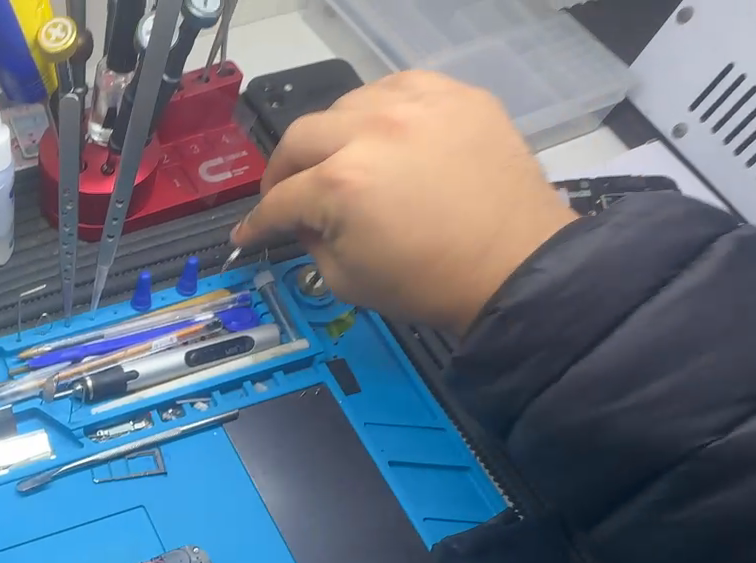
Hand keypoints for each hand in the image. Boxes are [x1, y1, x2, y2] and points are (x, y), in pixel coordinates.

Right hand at [231, 71, 578, 335]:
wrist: (509, 265)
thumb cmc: (422, 282)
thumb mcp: (343, 277)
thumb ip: (310, 240)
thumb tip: (300, 222)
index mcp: (340, 185)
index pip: (278, 200)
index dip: (256, 223)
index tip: (246, 234)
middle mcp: (372, 132)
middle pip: (300, 138)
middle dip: (280, 173)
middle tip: (284, 197)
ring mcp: (418, 106)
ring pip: (344, 105)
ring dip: (326, 137)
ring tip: (332, 162)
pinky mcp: (455, 97)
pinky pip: (396, 88)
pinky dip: (374, 111)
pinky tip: (377, 135)